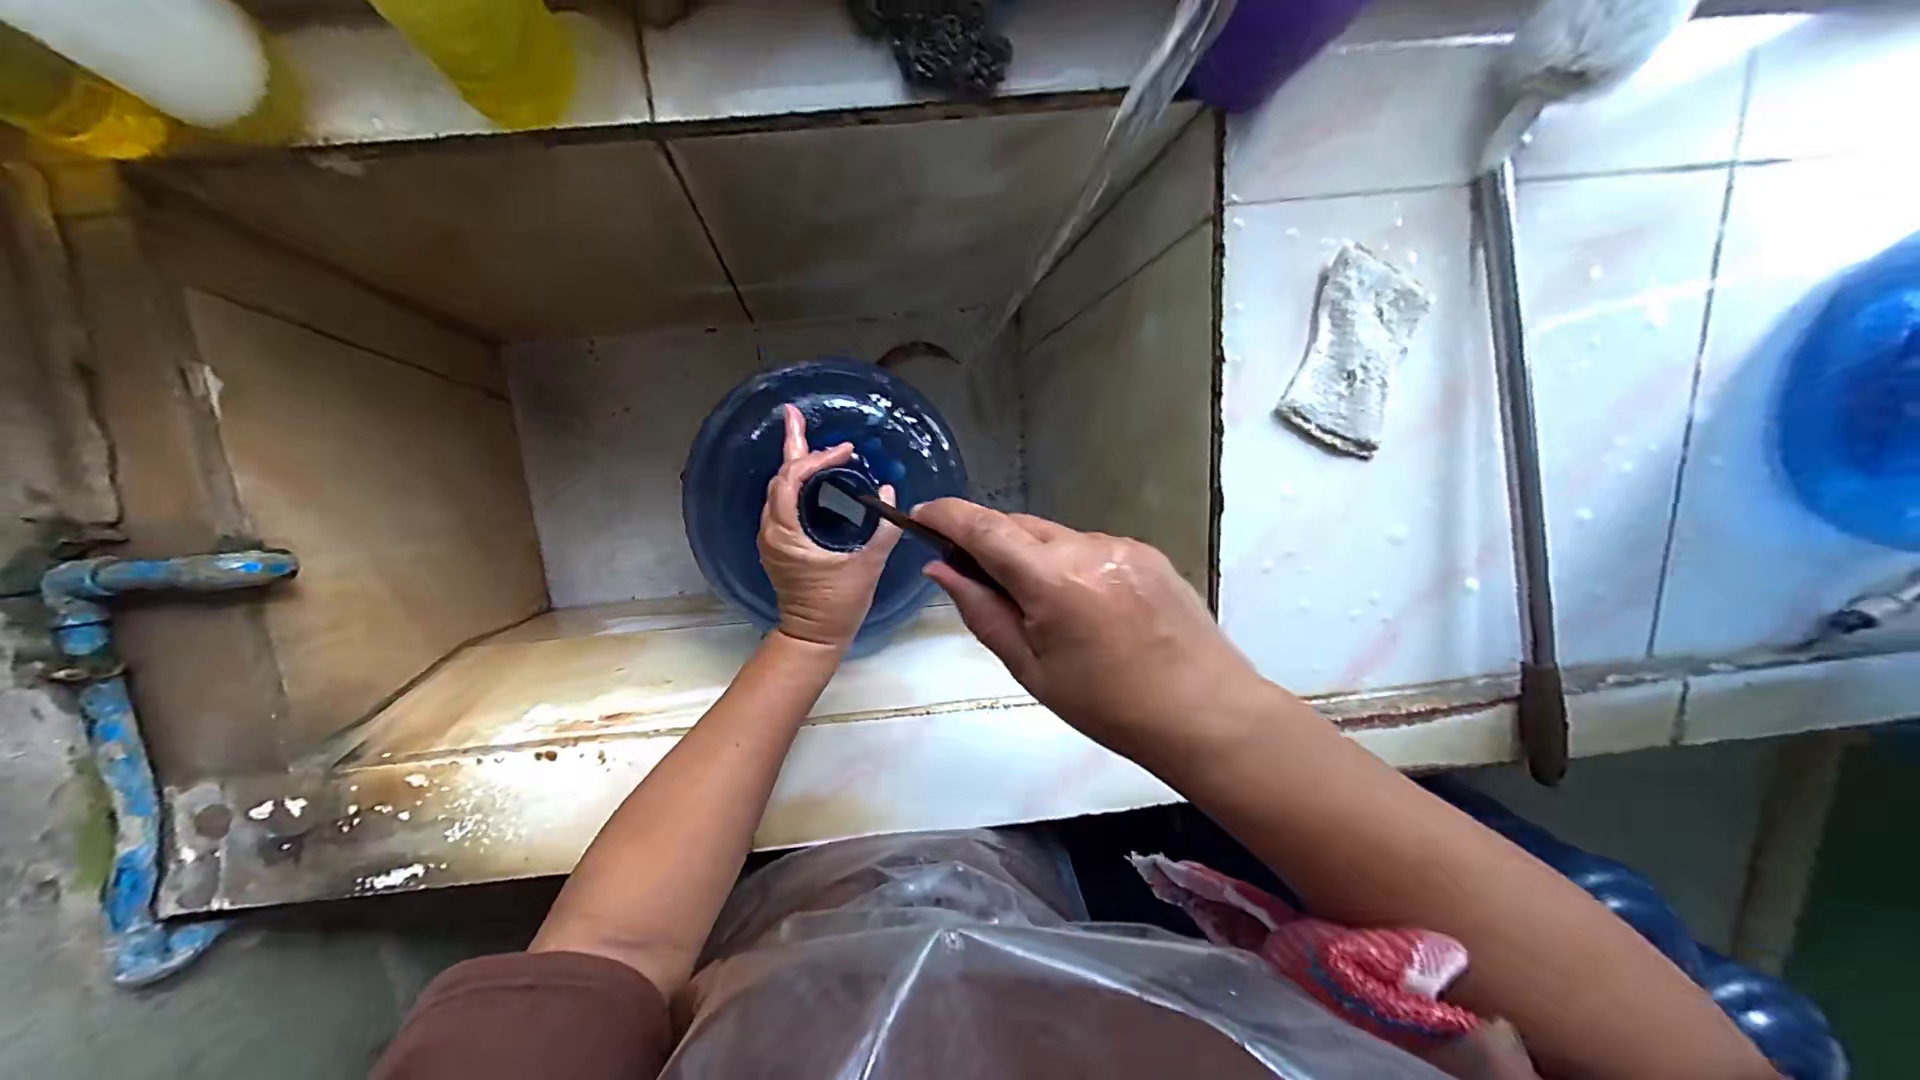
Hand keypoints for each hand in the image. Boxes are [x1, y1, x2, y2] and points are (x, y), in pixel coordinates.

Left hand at [758, 404, 901, 648]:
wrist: (814, 638)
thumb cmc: (837, 606)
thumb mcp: (866, 566)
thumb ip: (882, 530)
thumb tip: (890, 494)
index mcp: (786, 533)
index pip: (792, 480)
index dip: (817, 459)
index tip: (846, 451)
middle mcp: (772, 531)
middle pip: (780, 478)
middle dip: (792, 445)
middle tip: (796, 414)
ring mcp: (773, 539)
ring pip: (780, 490)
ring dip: (794, 463)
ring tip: (805, 437)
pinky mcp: (781, 545)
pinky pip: (784, 504)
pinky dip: (797, 483)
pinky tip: (812, 475)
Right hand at [913, 498, 1266, 760]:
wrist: (1203, 711)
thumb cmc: (1108, 705)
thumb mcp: (1031, 667)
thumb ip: (981, 611)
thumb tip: (940, 570)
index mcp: (1054, 580)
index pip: (985, 529)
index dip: (947, 515)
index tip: (920, 513)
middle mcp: (1088, 548)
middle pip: (1019, 527)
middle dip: (989, 542)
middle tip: (974, 577)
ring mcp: (1122, 546)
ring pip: (1055, 537)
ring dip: (1032, 557)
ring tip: (1041, 608)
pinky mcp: (1147, 553)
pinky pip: (1089, 547)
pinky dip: (1068, 564)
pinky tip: (1083, 606)